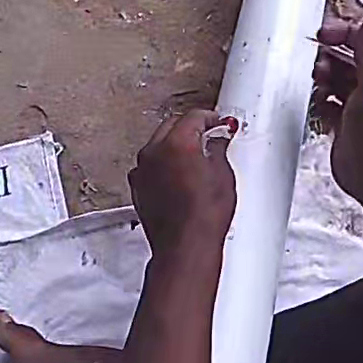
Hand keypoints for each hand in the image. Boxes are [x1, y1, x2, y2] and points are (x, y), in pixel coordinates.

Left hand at [129, 110, 236, 256]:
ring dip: (174, 146)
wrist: (185, 246)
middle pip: (171, 126)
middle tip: (209, 136)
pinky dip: (163, 166)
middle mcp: (153, 153)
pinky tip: (179, 177)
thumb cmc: (203, 216)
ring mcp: (142, 171)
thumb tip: (218, 140)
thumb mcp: (223, 174)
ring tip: (195, 158)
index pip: (193, 117)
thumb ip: (218, 148)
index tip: (219, 123)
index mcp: (176, 143)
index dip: (210, 118)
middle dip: (190, 128)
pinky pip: (150, 167)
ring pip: (158, 146)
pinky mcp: (138, 188)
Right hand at [316, 12, 362, 204]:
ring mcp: (357, 104)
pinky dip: (322, 99)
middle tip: (322, 68)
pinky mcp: (343, 121)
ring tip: (321, 86)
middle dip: (330, 58)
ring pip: (335, 78)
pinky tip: (322, 104)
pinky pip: (327, 101)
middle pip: (346, 58)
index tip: (324, 35)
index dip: (343, 34)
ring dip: (324, 78)